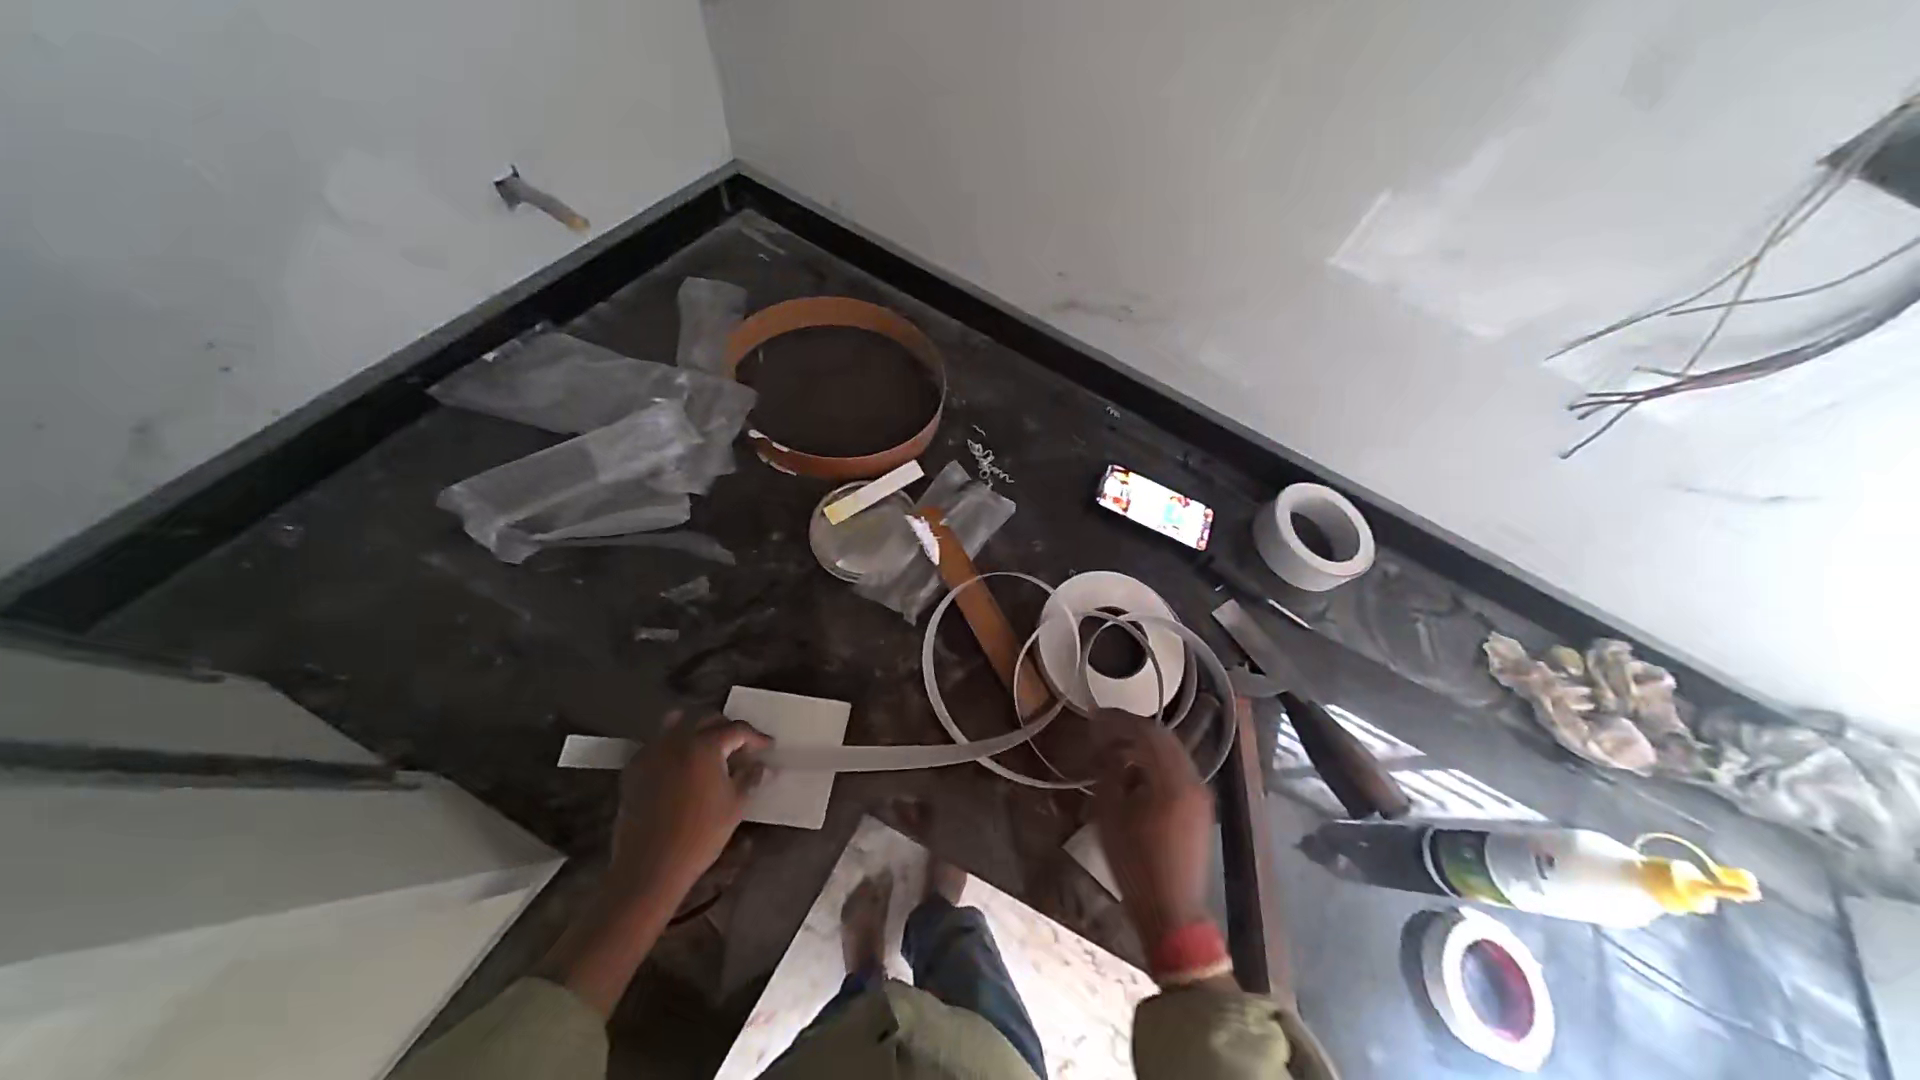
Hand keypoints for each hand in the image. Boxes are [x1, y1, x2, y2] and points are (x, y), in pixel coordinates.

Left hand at [609, 711, 769, 900]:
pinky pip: (657, 743)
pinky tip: (682, 766)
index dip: (756, 736)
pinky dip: (674, 745)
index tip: (767, 746)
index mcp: (705, 745)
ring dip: (697, 729)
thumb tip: (759, 765)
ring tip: (709, 748)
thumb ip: (750, 777)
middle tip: (741, 746)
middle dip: (727, 728)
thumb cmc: (700, 834)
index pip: (737, 729)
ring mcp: (651, 751)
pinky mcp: (634, 768)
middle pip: (707, 719)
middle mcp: (677, 740)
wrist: (650, 865)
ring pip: (677, 723)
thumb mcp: (736, 805)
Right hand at [1091, 712, 1215, 949]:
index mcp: (1172, 780)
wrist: (1172, 912)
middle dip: (1132, 728)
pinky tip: (1135, 770)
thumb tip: (1107, 747)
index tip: (1094, 715)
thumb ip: (1109, 773)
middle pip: (1163, 738)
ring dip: (1144, 744)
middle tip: (1103, 726)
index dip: (1118, 719)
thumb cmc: (1135, 865)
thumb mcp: (1110, 815)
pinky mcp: (1200, 809)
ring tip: (1115, 746)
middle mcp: (1193, 780)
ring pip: (1172, 753)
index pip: (1146, 732)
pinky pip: (1178, 770)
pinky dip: (1155, 761)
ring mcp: (1201, 795)